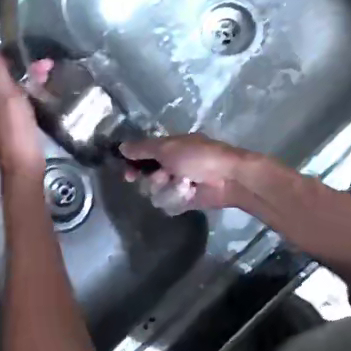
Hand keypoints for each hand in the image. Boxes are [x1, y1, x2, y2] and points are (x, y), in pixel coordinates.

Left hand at [0, 51, 52, 175]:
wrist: (25, 166)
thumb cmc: (16, 129)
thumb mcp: (7, 96)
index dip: (11, 59)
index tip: (31, 52)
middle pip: (7, 82)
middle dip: (26, 71)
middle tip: (49, 66)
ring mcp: (4, 119)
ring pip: (16, 93)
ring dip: (32, 82)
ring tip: (51, 77)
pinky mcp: (17, 128)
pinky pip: (23, 105)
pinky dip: (33, 96)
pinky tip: (46, 96)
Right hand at [119, 134, 265, 212]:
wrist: (228, 177)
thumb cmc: (198, 156)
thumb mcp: (168, 148)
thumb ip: (143, 149)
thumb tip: (121, 147)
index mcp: (169, 148)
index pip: (143, 157)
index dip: (134, 166)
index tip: (129, 175)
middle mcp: (172, 165)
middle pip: (147, 178)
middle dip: (155, 180)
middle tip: (165, 177)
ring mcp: (179, 183)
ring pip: (158, 193)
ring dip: (169, 190)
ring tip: (185, 185)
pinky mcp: (187, 200)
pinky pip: (170, 204)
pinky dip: (178, 200)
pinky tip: (189, 195)